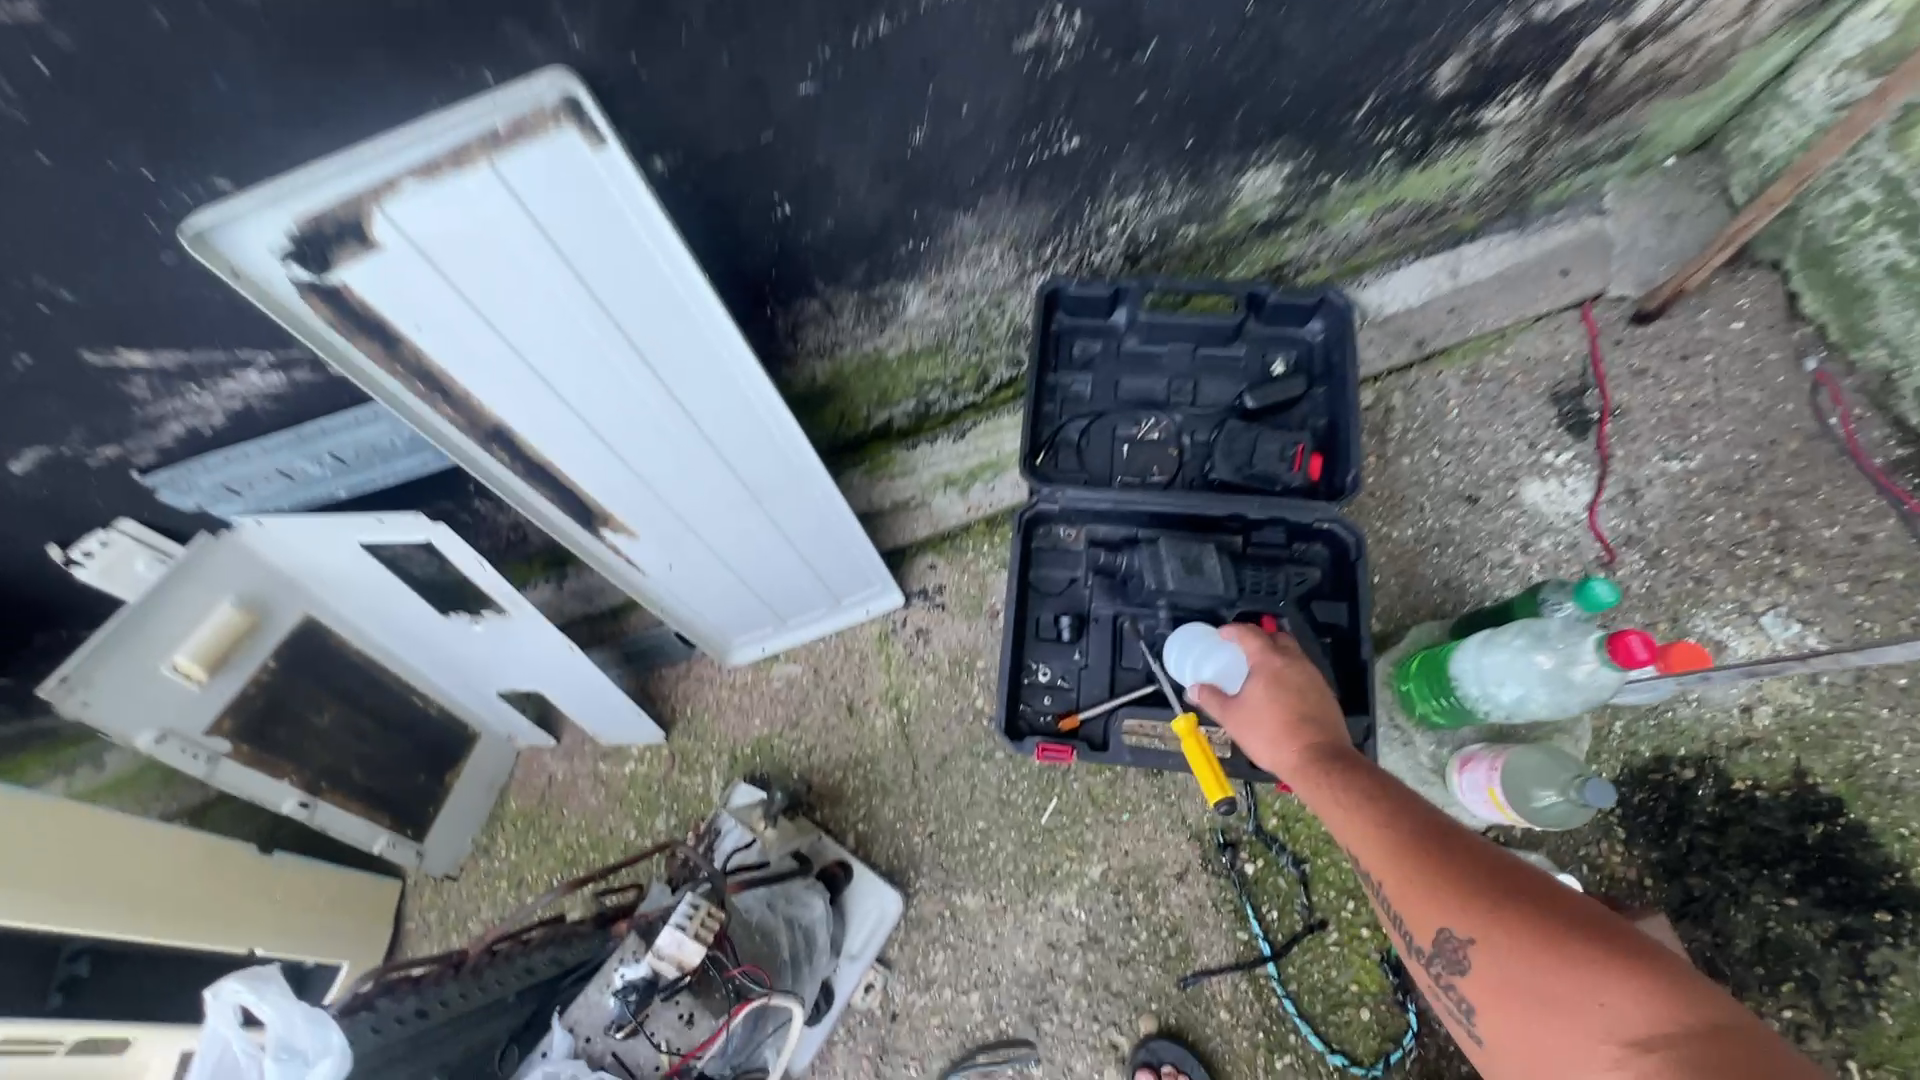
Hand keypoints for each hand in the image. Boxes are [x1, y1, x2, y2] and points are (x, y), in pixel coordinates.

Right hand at [1188, 623, 1357, 776]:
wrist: (1318, 760)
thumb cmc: (1270, 734)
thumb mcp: (1232, 718)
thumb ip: (1211, 699)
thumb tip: (1193, 689)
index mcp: (1269, 661)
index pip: (1250, 633)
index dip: (1234, 630)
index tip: (1222, 634)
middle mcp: (1294, 661)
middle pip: (1277, 637)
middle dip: (1260, 638)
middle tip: (1245, 650)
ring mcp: (1314, 676)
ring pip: (1294, 655)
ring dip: (1277, 656)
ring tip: (1262, 673)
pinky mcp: (1326, 693)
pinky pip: (1304, 673)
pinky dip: (1290, 674)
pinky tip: (1282, 694)